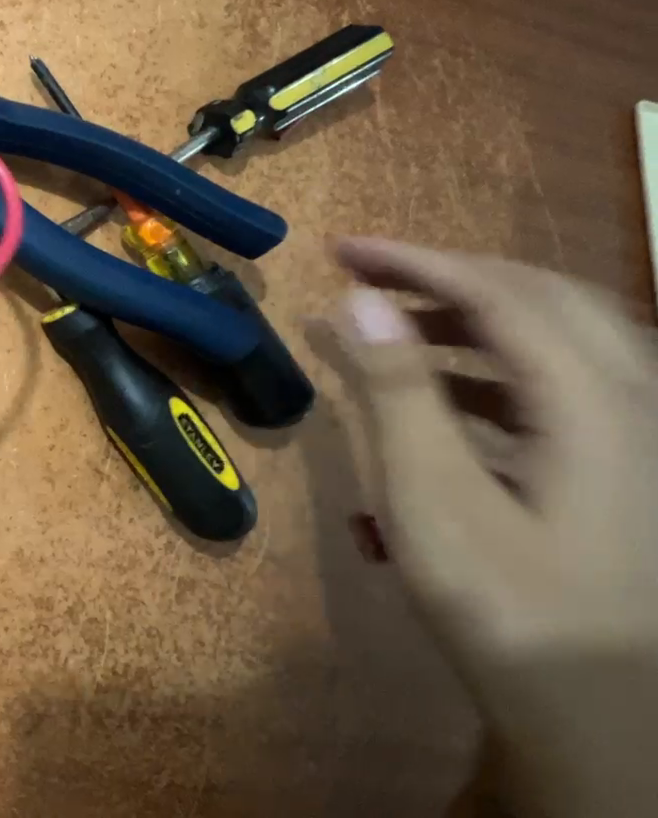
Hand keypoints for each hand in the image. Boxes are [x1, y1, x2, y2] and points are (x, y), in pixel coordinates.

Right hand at [331, 238, 657, 817]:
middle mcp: (638, 405)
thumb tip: (355, 302)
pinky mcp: (629, 470)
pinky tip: (443, 392)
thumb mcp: (432, 498)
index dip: (418, 262)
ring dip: (472, 314)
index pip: (503, 295)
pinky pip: (568, 383)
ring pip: (567, 338)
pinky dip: (494, 362)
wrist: (605, 716)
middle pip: (550, 301)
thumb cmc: (507, 605)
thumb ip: (396, 393)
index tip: (338, 250)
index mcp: (596, 406)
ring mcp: (641, 440)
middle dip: (448, 274)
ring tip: (388, 325)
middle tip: (361, 273)